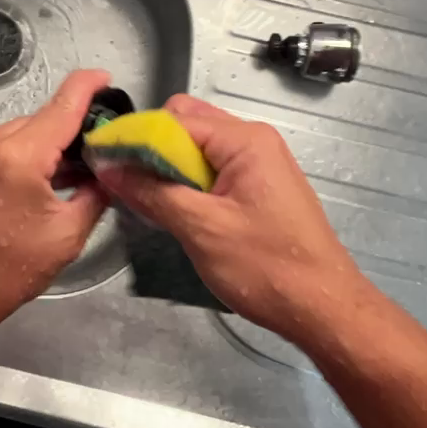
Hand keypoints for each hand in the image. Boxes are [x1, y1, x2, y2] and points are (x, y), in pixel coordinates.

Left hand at [0, 69, 113, 335]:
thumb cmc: (7, 271)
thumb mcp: (67, 235)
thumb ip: (96, 192)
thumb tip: (109, 168)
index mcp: (19, 156)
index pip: (63, 104)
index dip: (90, 86)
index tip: (108, 79)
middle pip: (45, 119)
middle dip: (73, 134)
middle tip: (99, 159)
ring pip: (25, 130)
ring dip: (48, 146)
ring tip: (69, 179)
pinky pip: (5, 142)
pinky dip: (26, 153)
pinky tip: (40, 181)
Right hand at [94, 94, 364, 339]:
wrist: (324, 309)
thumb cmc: (265, 266)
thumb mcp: (200, 229)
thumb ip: (151, 192)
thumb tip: (108, 167)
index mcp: (244, 140)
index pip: (173, 119)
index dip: (134, 137)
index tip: (102, 161)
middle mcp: (252, 140)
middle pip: (185, 124)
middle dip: (150, 147)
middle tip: (125, 181)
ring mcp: (257, 162)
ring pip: (195, 147)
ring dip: (167, 166)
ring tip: (144, 198)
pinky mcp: (257, 185)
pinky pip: (210, 167)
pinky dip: (186, 180)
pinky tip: (172, 208)